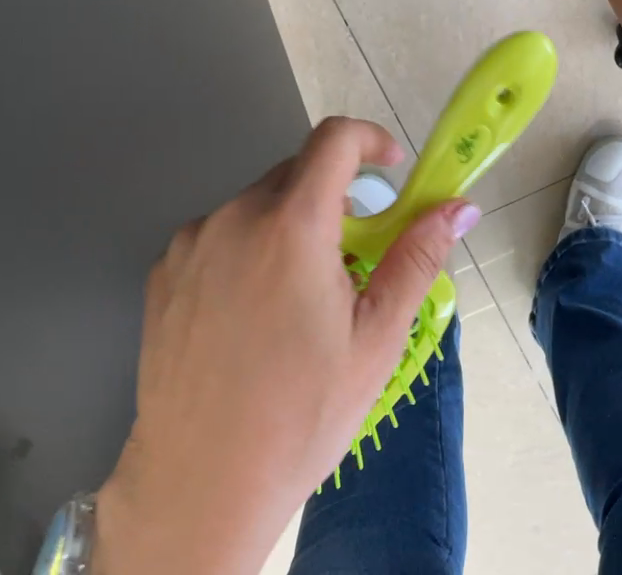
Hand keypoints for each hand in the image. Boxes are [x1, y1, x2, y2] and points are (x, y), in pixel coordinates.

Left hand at [96, 118, 482, 573]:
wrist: (200, 481)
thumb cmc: (302, 413)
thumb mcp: (376, 337)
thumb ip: (417, 257)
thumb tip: (459, 208)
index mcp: (292, 225)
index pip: (333, 140)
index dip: (370, 140)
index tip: (390, 169)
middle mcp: (234, 217)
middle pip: (296, 173)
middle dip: (333, 197)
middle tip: (352, 257)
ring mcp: (190, 243)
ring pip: (256, 206)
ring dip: (288, 226)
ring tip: (297, 300)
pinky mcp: (162, 271)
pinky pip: (218, 235)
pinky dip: (247, 250)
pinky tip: (251, 315)